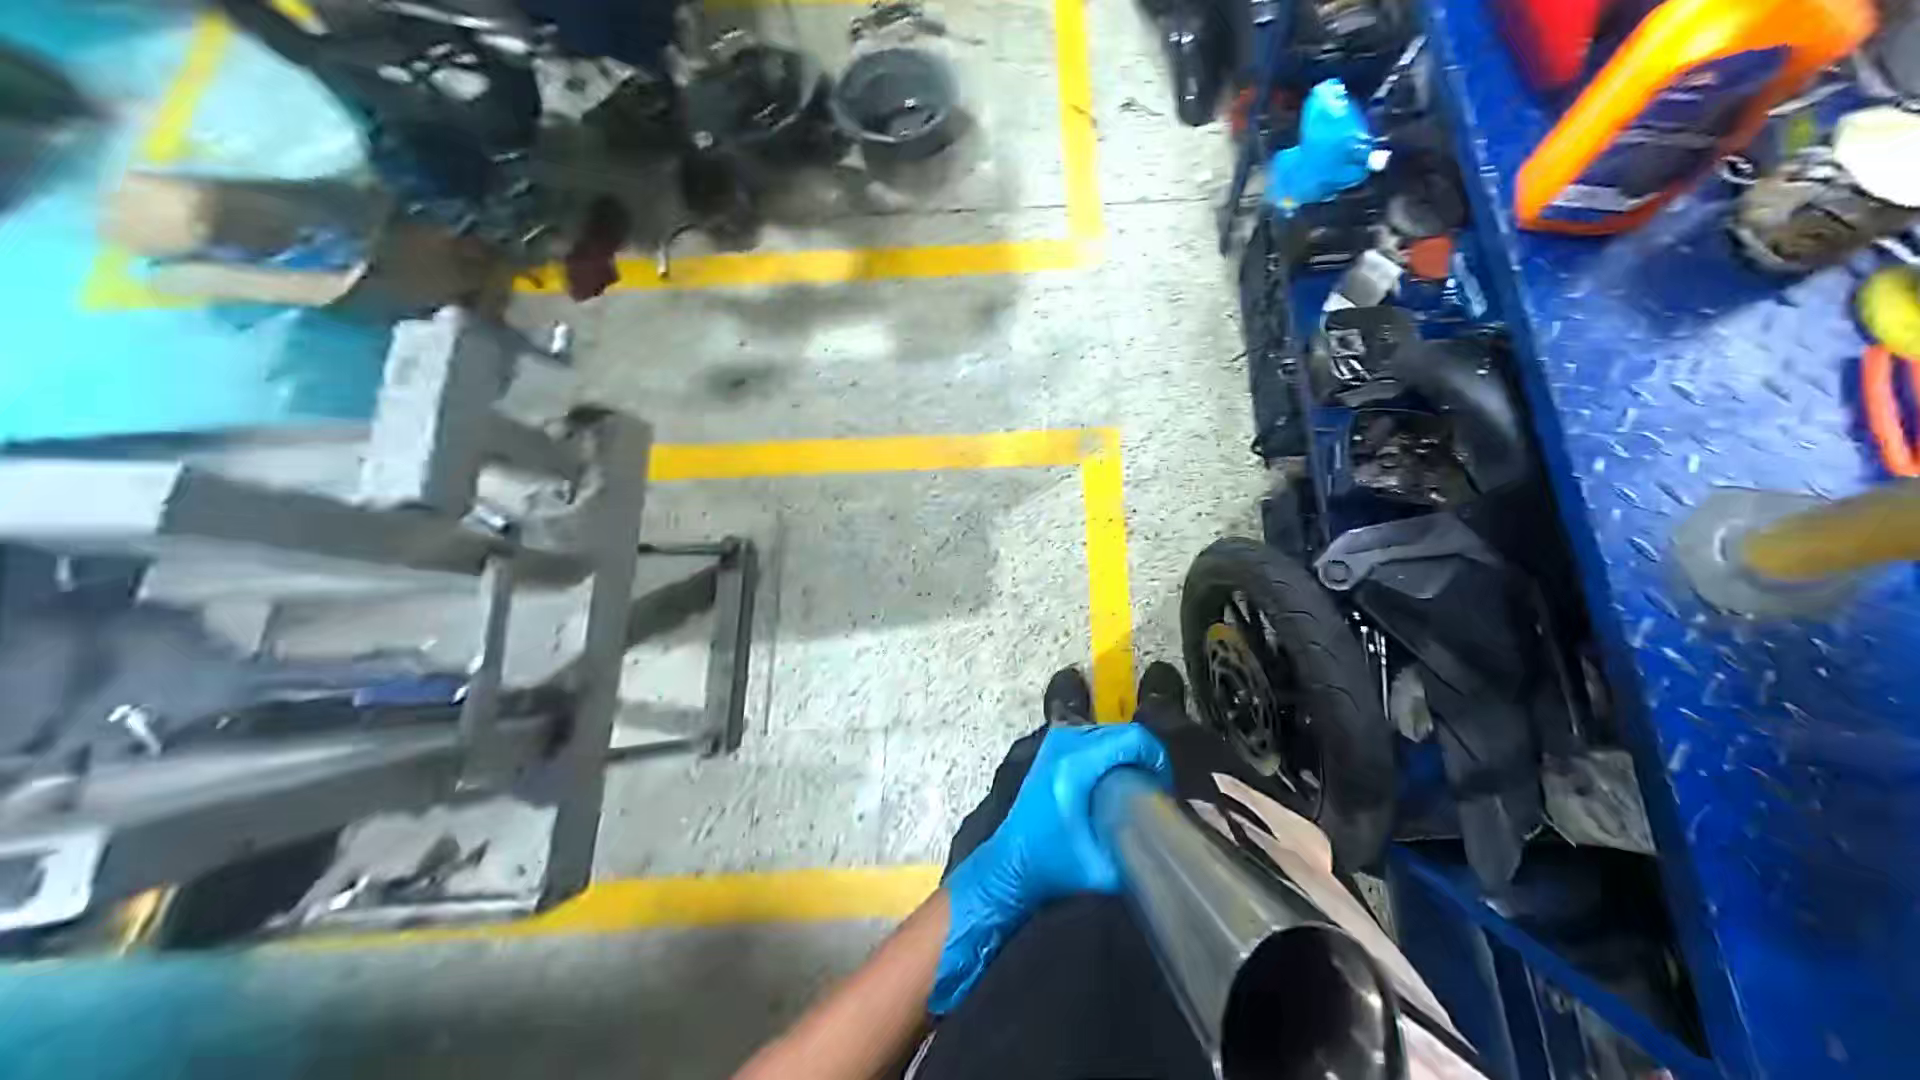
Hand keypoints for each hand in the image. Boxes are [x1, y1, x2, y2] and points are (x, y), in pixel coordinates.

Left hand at [930, 722, 1172, 1012]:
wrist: (1012, 862)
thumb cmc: (1053, 864)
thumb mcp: (1104, 868)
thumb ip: (1141, 852)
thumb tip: (1175, 837)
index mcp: (1077, 763)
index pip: (1132, 738)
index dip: (1158, 758)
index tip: (1164, 787)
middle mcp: (1064, 743)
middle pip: (1122, 733)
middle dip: (1144, 759)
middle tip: (1154, 792)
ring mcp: (1055, 742)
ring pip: (1107, 733)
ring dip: (1127, 756)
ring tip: (1136, 788)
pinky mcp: (1051, 748)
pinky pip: (1092, 738)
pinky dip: (1109, 754)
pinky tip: (1113, 782)